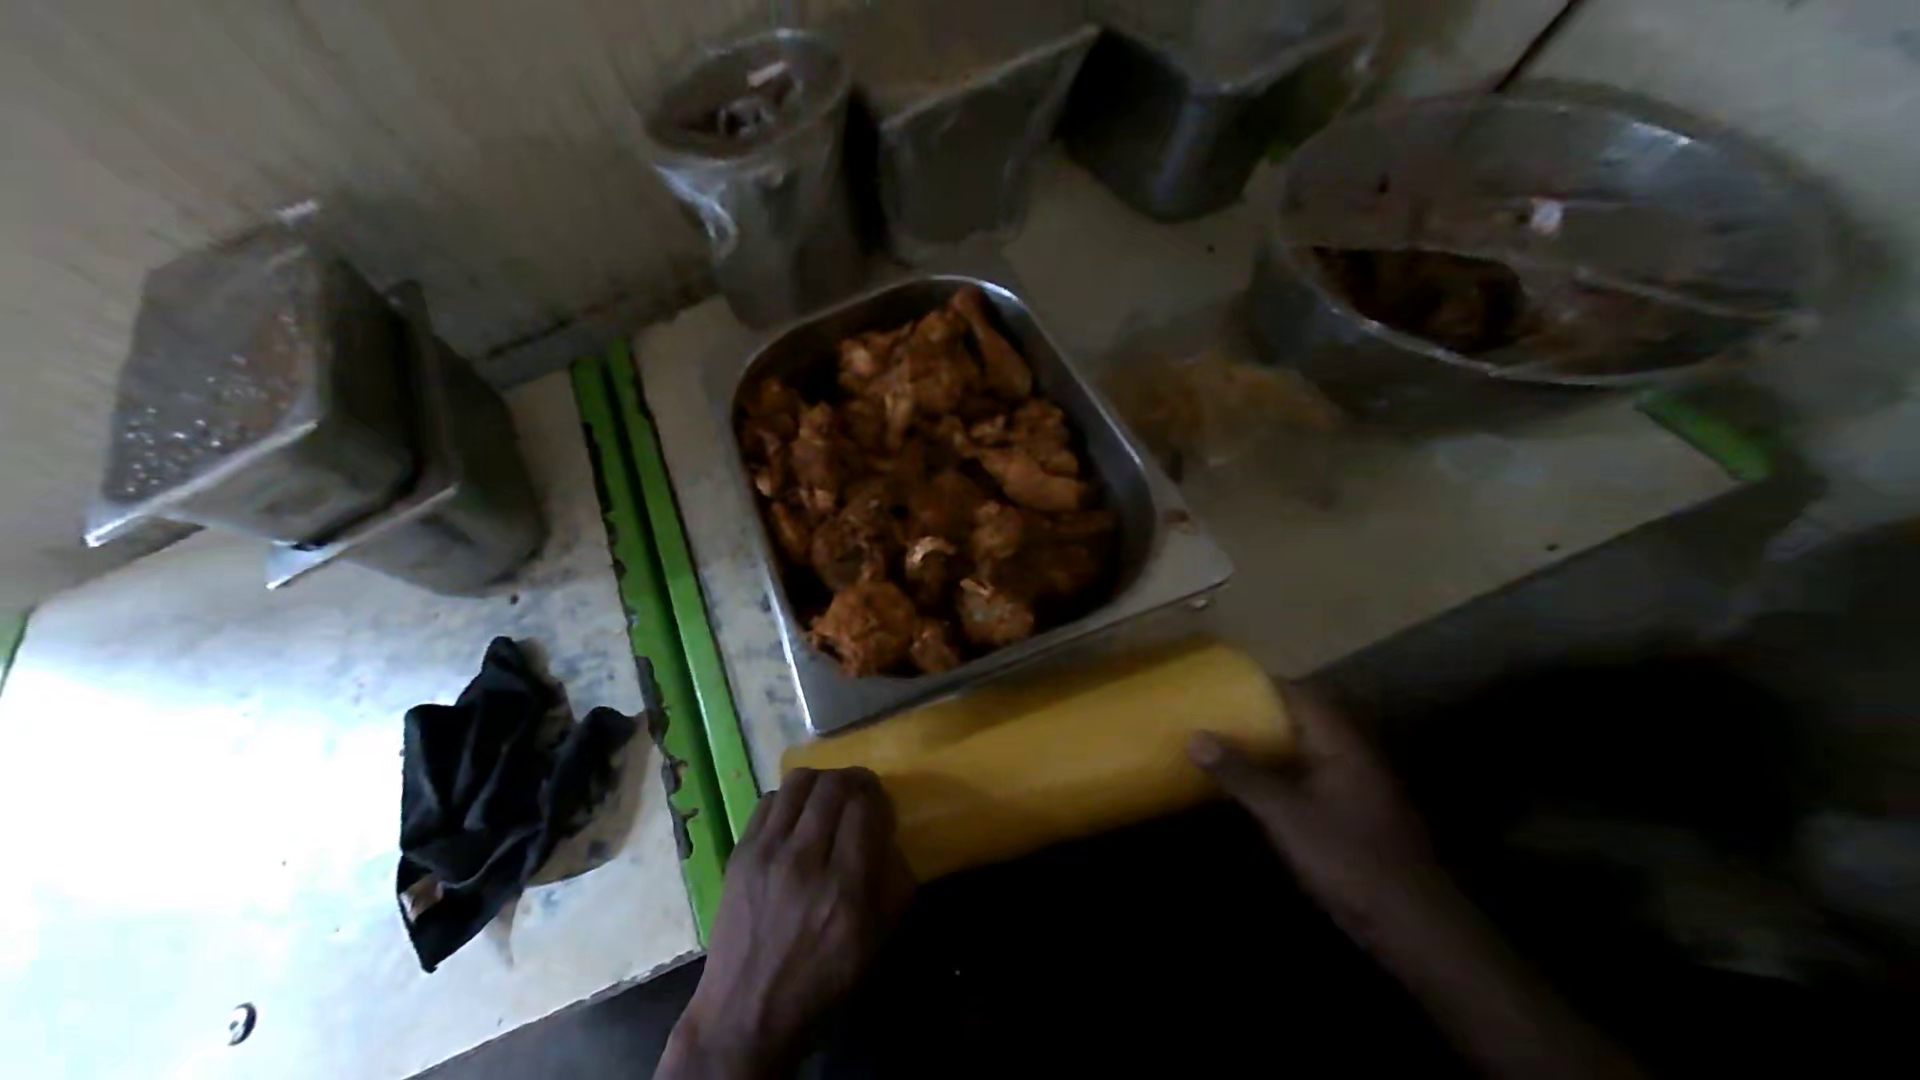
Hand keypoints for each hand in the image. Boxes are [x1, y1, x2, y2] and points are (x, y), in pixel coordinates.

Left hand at [659, 768, 914, 1079]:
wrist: (744, 1013)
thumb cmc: (819, 983)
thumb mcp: (875, 944)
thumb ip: (894, 883)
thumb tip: (890, 836)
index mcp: (844, 889)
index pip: (865, 808)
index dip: (878, 796)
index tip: (881, 806)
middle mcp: (805, 861)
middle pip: (833, 786)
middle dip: (854, 780)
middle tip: (860, 793)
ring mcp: (767, 853)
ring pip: (800, 782)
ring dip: (822, 781)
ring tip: (828, 797)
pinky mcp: (740, 853)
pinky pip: (770, 800)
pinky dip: (791, 798)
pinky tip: (797, 816)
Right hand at [1189, 687, 1445, 942]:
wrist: (1412, 926)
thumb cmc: (1348, 858)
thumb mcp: (1285, 814)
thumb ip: (1241, 774)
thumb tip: (1195, 737)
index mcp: (1341, 744)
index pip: (1302, 695)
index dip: (1264, 685)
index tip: (1224, 684)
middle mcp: (1351, 757)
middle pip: (1302, 721)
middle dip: (1261, 714)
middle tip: (1217, 713)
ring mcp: (1354, 788)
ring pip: (1304, 751)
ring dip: (1269, 745)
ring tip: (1226, 742)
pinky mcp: (1350, 816)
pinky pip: (1307, 779)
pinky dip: (1279, 773)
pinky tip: (1253, 786)